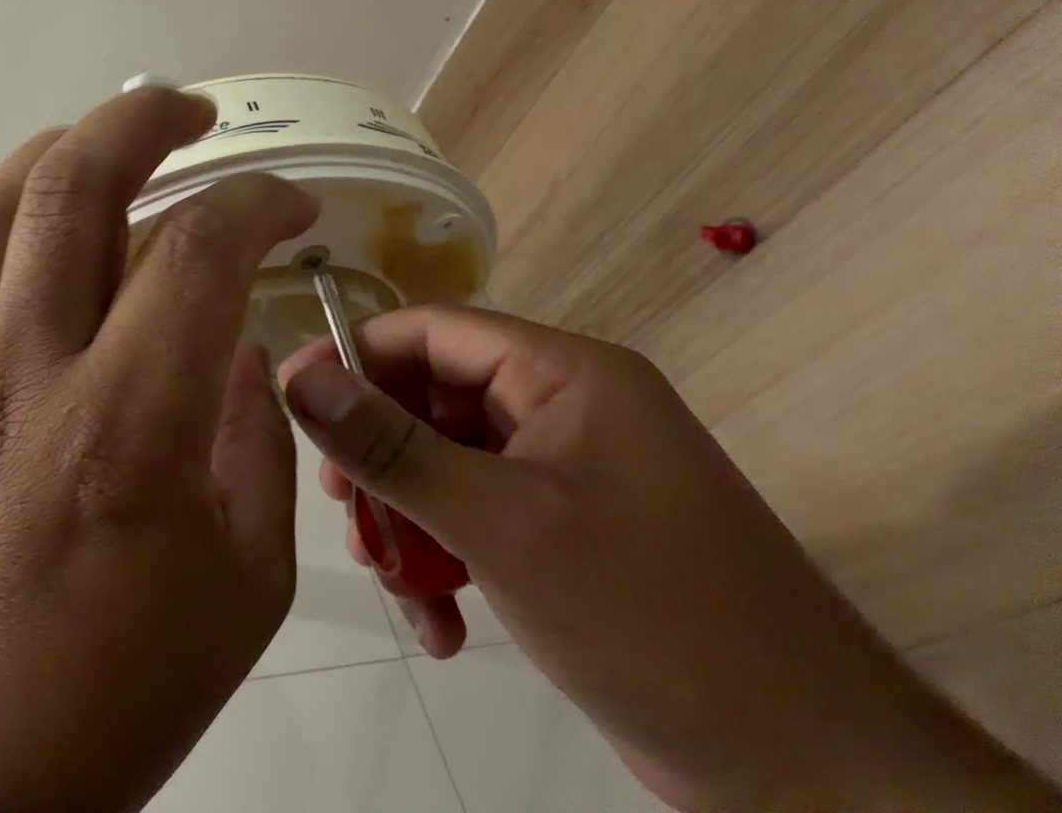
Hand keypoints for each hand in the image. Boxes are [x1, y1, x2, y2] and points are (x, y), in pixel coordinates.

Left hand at [0, 87, 317, 812]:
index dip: (256, 201)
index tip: (291, 205)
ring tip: (104, 140)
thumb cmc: (136, 675)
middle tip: (189, 110)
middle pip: (69, 189)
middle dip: (139, 122)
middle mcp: (32, 376)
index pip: (197, 250)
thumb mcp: (251, 569)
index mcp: (130, 423)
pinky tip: (23, 238)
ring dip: (50, 152)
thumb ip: (255, 435)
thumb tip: (241, 347)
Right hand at [279, 305, 1061, 810]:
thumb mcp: (498, 522)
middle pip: (433, 403)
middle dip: (381, 463)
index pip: (432, 330)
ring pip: (447, 470)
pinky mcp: (569, 536)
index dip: (355, 358)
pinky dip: (448, 564)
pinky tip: (441, 626)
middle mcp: (567, 411)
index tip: (292, 408)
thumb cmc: (647, 614)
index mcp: (566, 375)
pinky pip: (480, 521)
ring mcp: (570, 477)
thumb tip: (294, 371)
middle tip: (345, 516)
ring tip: (398, 587)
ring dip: (410, 526)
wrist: (802, 763)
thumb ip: (389, 445)